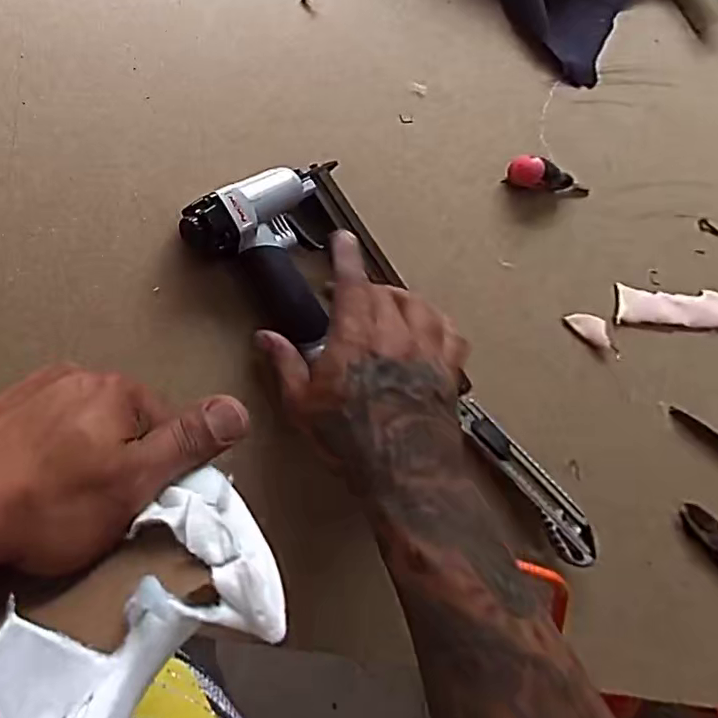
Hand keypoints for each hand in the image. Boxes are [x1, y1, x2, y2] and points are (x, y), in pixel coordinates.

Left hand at [0, 364, 250, 575]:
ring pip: (79, 426)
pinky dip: (44, 453)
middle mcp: (76, 375)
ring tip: (56, 499)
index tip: (133, 502)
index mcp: (115, 390)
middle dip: (117, 462)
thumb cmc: (51, 503)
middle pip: (119, 423)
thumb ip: (187, 442)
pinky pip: (42, 428)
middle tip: (94, 506)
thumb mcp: (134, 482)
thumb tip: (236, 407)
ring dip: (78, 457)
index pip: (162, 426)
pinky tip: (28, 481)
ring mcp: (35, 387)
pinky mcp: (4, 406)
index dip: (155, 471)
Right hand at [255, 231, 468, 463]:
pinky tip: (426, 325)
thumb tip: (267, 339)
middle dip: (362, 283)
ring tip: (383, 302)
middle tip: (344, 289)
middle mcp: (395, 339)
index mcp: (356, 340)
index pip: (352, 283)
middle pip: (384, 291)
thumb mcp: (301, 403)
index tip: (342, 240)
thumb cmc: (355, 443)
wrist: (407, 478)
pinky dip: (435, 319)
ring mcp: (426, 354)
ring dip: (398, 297)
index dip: (345, 256)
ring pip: (418, 304)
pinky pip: (449, 331)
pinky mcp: (447, 372)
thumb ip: (284, 363)